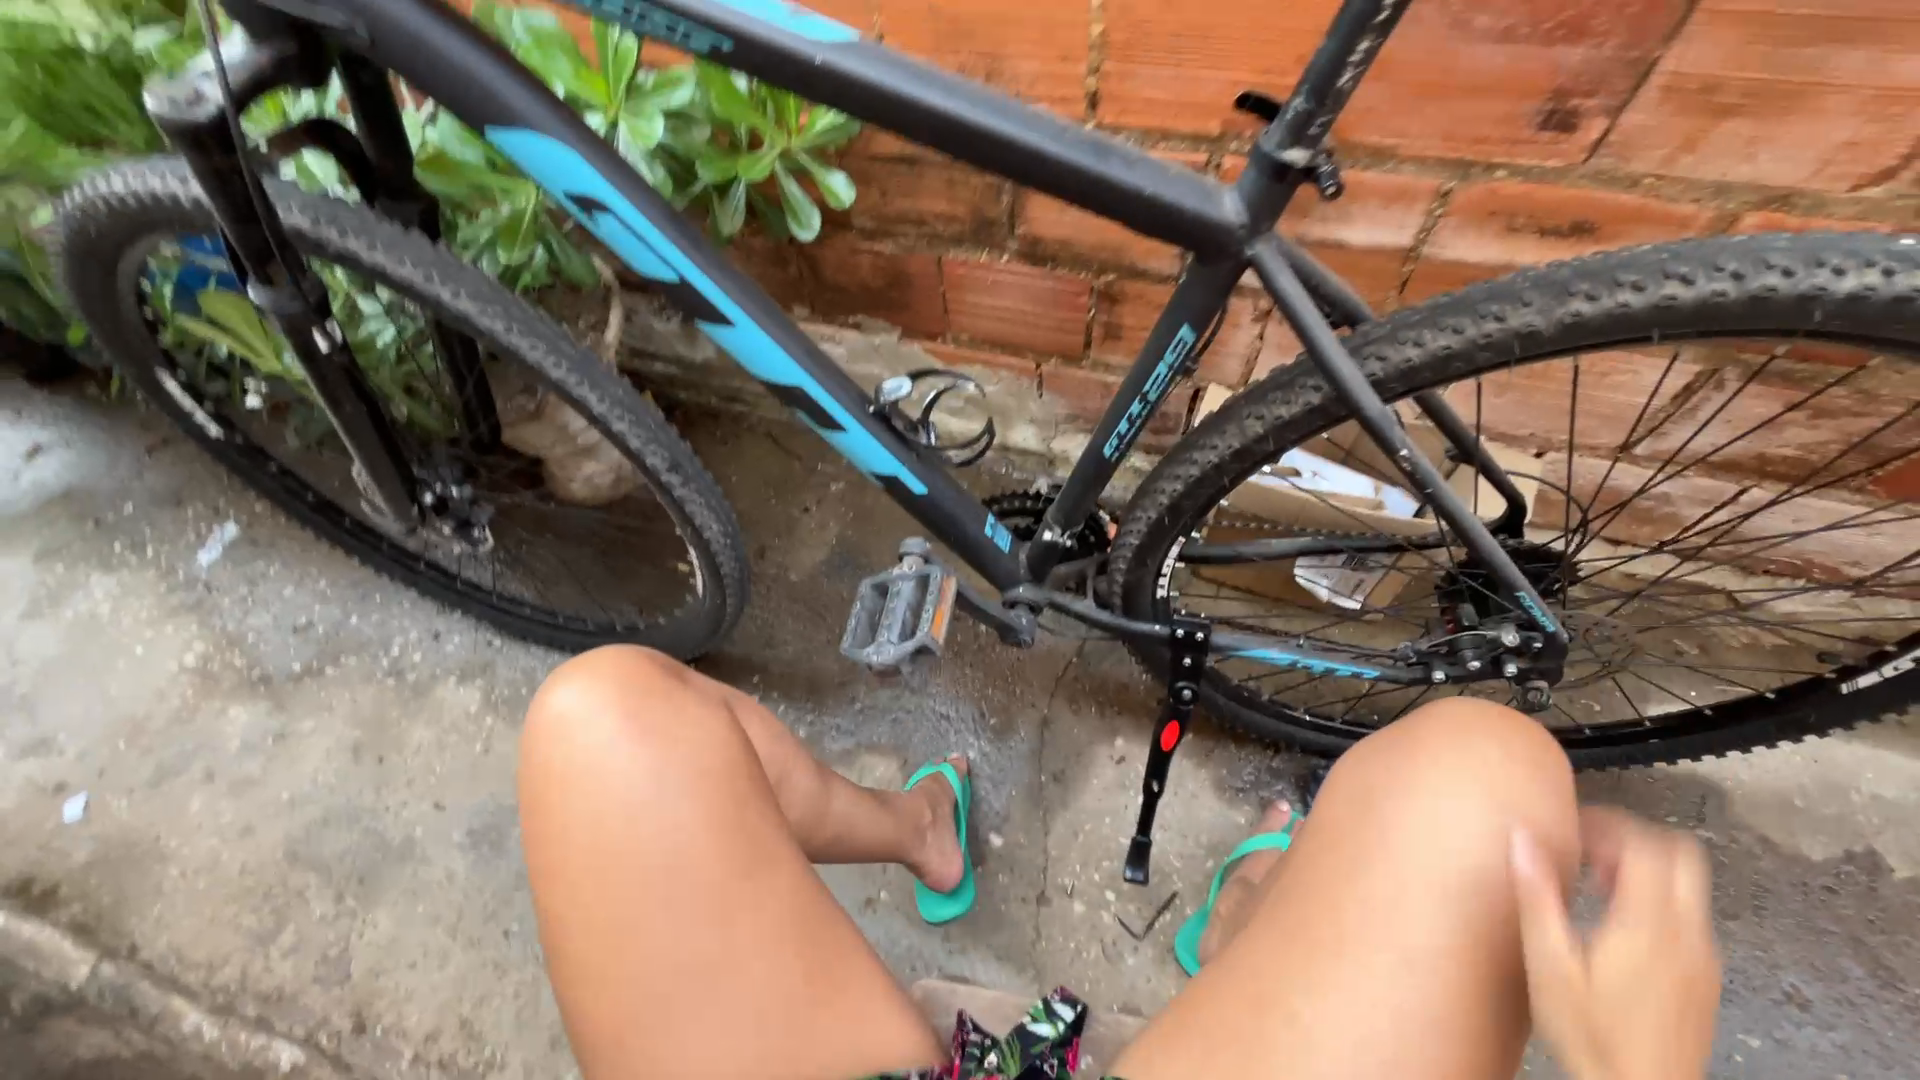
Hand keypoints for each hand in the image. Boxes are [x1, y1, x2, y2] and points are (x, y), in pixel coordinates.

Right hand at [1510, 807, 1721, 1079]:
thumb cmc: (1591, 1034)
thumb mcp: (1548, 962)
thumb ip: (1537, 894)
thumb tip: (1520, 838)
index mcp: (1650, 924)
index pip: (1647, 844)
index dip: (1609, 822)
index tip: (1574, 825)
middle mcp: (1687, 934)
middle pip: (1680, 854)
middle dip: (1633, 837)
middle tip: (1589, 846)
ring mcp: (1702, 957)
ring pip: (1687, 883)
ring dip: (1643, 867)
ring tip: (1594, 880)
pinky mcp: (1703, 976)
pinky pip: (1687, 913)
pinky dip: (1654, 896)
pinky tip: (1614, 919)